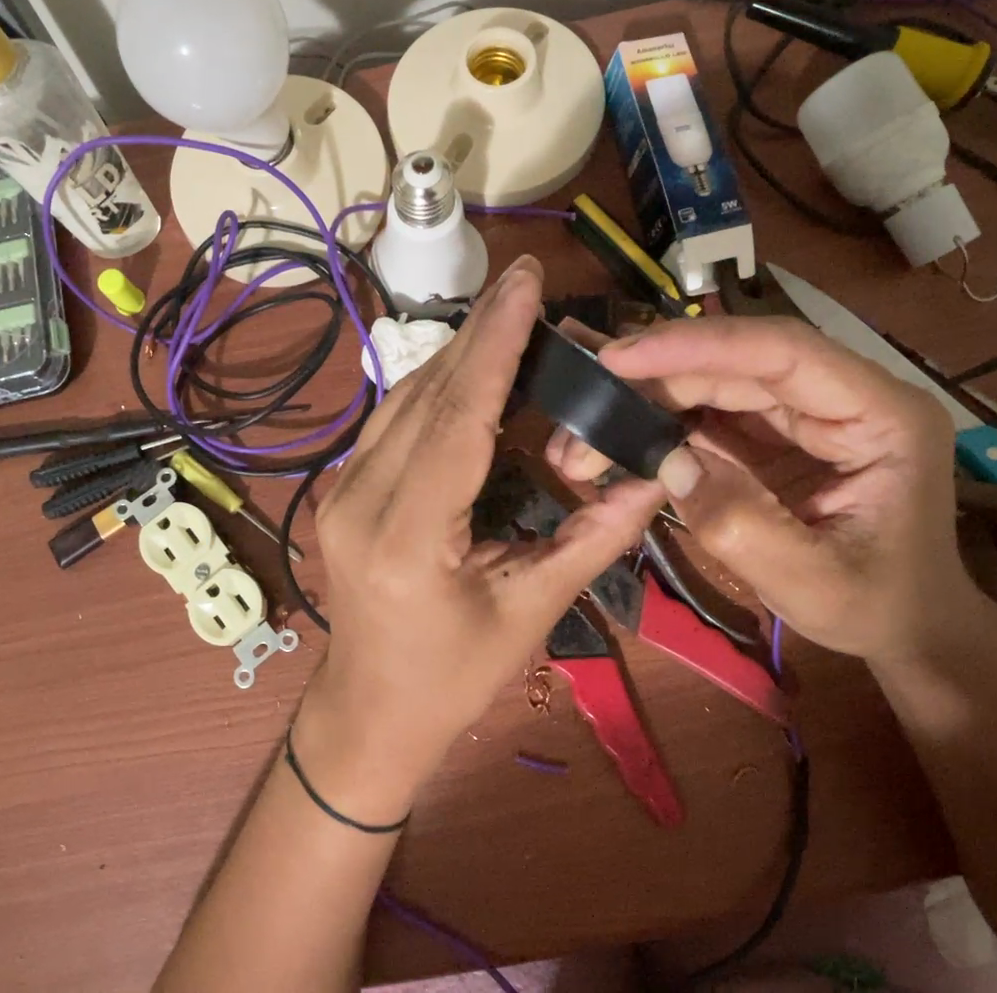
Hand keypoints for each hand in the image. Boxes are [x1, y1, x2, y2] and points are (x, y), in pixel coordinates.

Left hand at [297, 257, 665, 822]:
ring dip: (456, 356)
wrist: (368, 712)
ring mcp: (340, 492)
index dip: (494, 346)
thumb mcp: (529, 614)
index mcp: (405, 537)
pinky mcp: (341, 491)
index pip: (457, 420)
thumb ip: (591, 539)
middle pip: (425, 396)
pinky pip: (390, 422)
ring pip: (402, 401)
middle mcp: (358, 500)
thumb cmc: (451, 679)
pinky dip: (434, 390)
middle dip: (479, 335)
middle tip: (526, 284)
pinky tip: (469, 369)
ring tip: (508, 315)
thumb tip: (656, 476)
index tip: (524, 283)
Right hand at [548, 316, 988, 662]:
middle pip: (740, 362)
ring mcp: (812, 413)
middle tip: (584, 403)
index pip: (784, 353)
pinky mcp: (781, 433)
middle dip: (657, 379)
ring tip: (589, 429)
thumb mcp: (813, 583)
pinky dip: (664, 423)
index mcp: (882, 416)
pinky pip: (715, 413)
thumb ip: (741, 525)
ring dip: (651, 400)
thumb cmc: (877, 606)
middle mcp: (847, 397)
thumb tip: (668, 463)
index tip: (620, 358)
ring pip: (720, 382)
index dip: (700, 346)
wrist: (908, 626)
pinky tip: (620, 437)